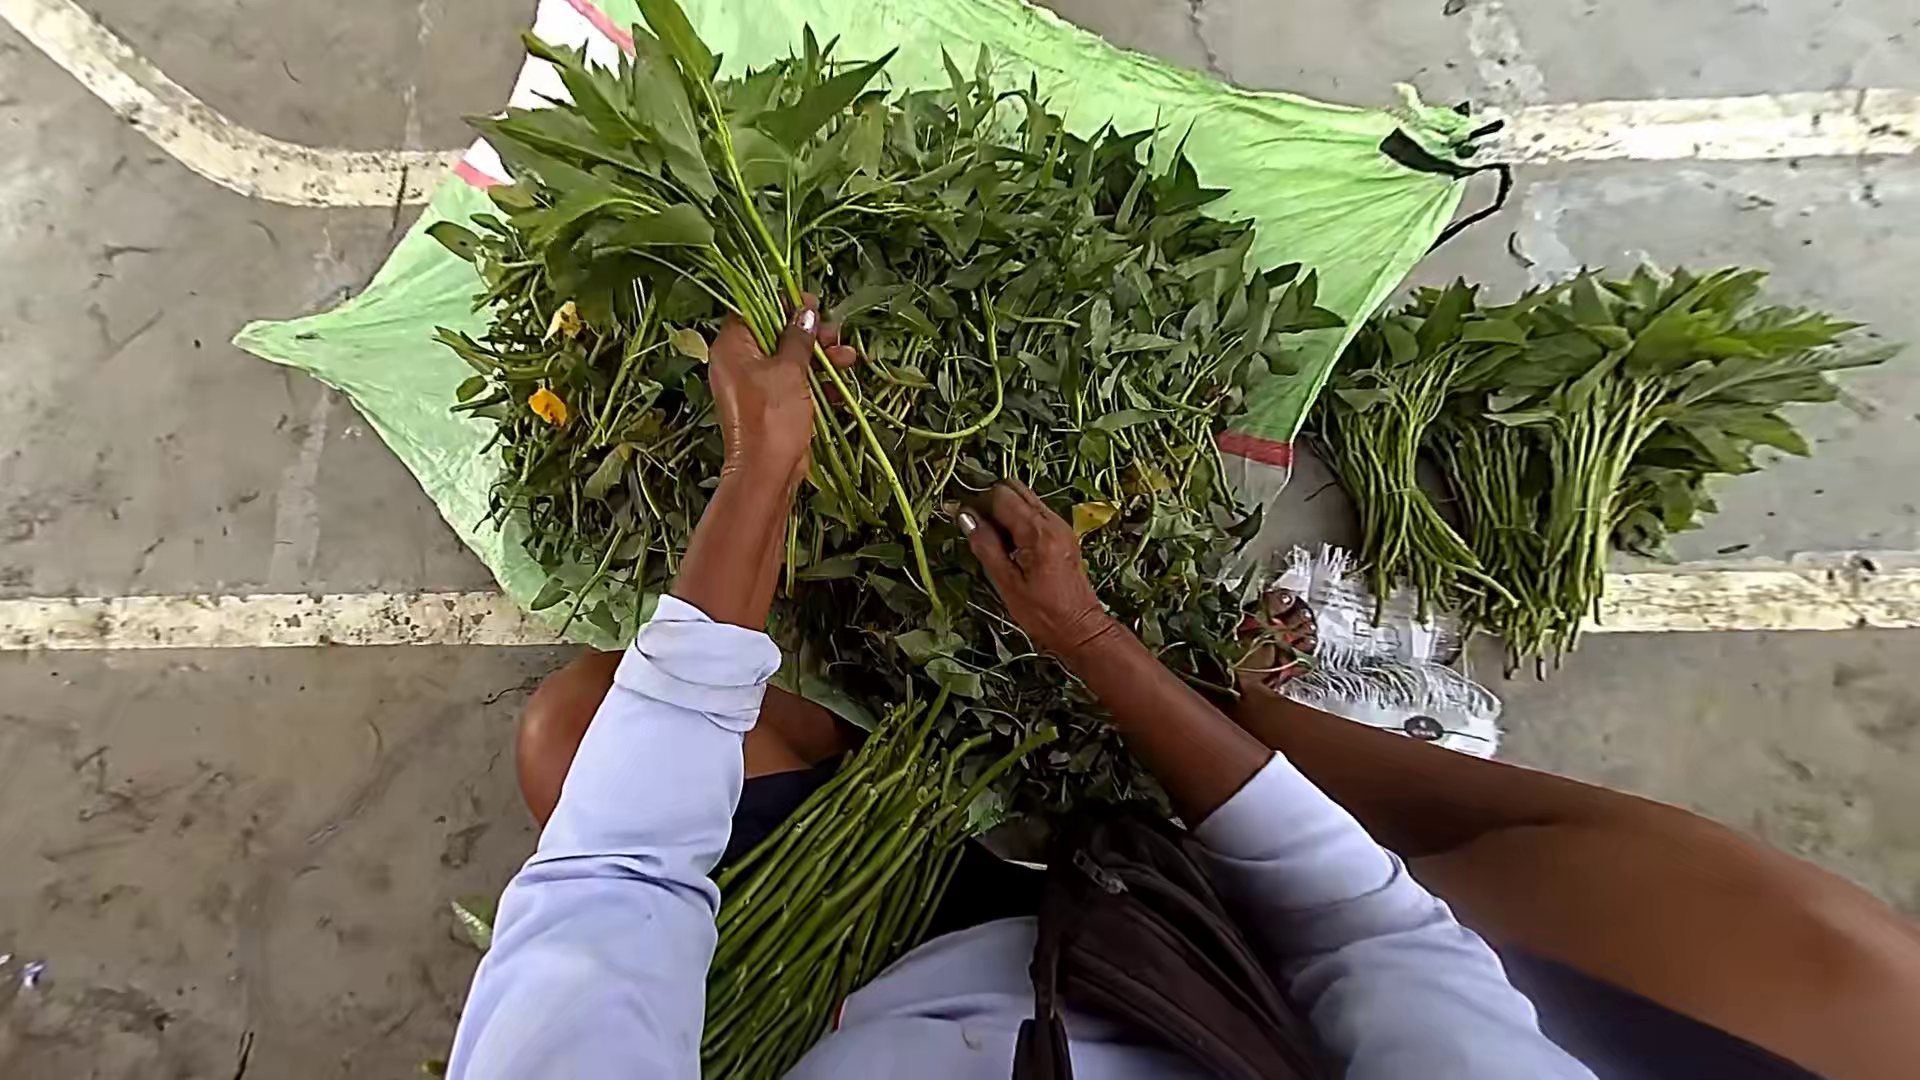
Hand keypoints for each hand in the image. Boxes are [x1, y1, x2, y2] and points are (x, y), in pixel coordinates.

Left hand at [709, 298, 856, 490]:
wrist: (768, 470)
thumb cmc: (773, 417)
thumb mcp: (790, 370)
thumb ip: (798, 338)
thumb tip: (805, 312)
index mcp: (731, 347)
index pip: (754, 310)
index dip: (784, 304)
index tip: (813, 304)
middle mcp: (737, 363)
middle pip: (775, 335)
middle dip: (810, 335)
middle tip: (836, 334)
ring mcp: (754, 386)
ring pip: (788, 361)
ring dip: (819, 359)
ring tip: (848, 359)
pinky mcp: (770, 406)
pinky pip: (792, 385)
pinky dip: (814, 383)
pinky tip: (838, 386)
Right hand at [958, 480, 1119, 660]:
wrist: (1080, 628)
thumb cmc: (1041, 613)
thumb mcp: (1006, 582)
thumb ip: (985, 544)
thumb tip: (964, 515)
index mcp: (1038, 532)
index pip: (1001, 496)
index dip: (977, 504)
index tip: (962, 520)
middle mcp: (1052, 520)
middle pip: (1014, 488)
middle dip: (991, 501)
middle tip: (978, 528)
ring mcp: (1061, 524)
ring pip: (1025, 497)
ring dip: (1004, 509)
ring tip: (994, 538)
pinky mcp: (1064, 531)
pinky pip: (1035, 510)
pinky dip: (1017, 518)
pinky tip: (1010, 543)